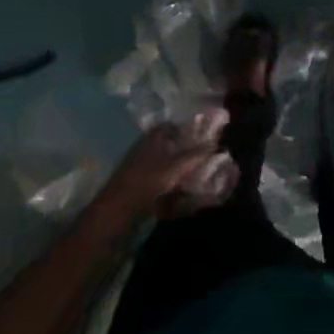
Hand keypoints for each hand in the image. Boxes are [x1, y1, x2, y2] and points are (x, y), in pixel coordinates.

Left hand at [98, 120, 229, 219]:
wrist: (119, 207)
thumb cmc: (149, 179)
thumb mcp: (176, 167)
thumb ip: (196, 155)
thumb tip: (215, 144)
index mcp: (153, 138)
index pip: (169, 126)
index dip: (183, 128)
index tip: (198, 135)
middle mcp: (145, 147)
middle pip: (166, 143)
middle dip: (180, 147)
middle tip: (198, 154)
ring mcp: (138, 164)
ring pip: (160, 159)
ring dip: (173, 164)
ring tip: (190, 171)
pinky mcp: (136, 181)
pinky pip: (154, 174)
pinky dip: (165, 178)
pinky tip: (176, 187)